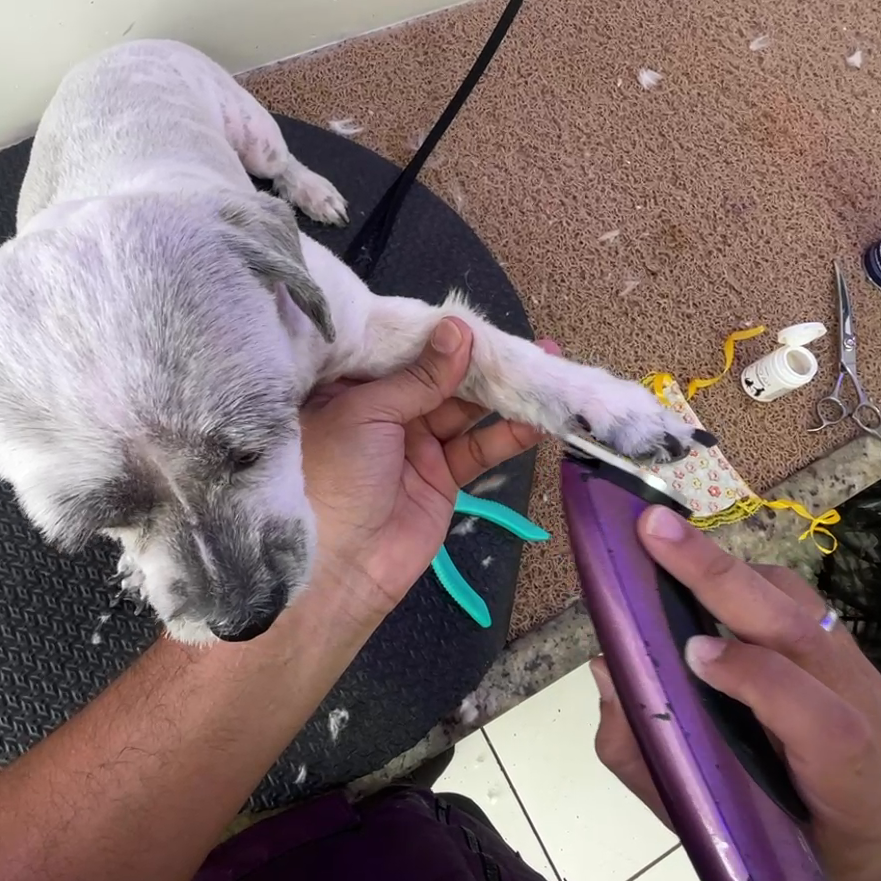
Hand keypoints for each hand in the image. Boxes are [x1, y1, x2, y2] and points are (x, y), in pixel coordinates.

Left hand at [295, 318, 549, 630]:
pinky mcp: (443, 477)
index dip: (435, 335)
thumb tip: (458, 328)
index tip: (474, 316)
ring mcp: (415, 445)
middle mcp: (384, 413)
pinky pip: (478, 448)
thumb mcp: (369, 412)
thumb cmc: (337, 475)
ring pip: (464, 410)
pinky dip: (507, 434)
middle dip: (478, 362)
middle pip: (438, 378)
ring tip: (543, 367)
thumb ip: (419, 375)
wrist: (340, 565)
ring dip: (502, 393)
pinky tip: (537, 417)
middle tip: (523, 342)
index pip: (400, 353)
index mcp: (352, 390)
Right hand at [592, 506, 880, 880]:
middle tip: (654, 530)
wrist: (852, 849)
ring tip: (669, 549)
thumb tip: (609, 668)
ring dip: (728, 570)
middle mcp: (871, 721)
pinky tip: (702, 576)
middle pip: (802, 634)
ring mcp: (864, 679)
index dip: (760, 681)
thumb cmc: (769, 839)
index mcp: (848, 785)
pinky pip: (799, 598)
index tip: (691, 653)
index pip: (823, 723)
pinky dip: (744, 579)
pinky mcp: (847, 652)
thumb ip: (643, 750)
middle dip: (721, 578)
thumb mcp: (696, 814)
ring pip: (799, 604)